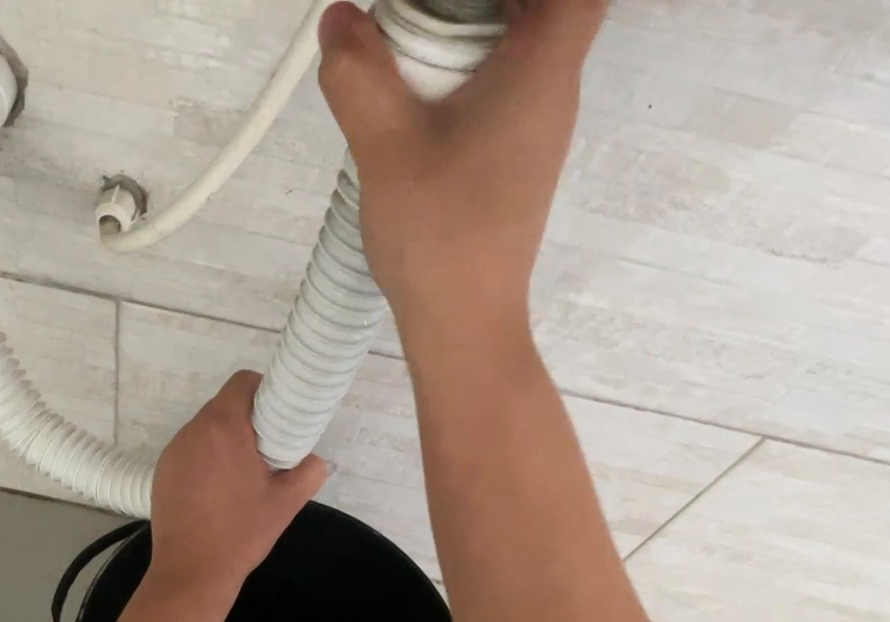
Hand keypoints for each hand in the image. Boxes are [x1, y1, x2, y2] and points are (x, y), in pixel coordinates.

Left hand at [149, 371, 329, 594]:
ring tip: (243, 474)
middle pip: (223, 404)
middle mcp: (193, 431)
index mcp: (223, 428)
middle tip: (267, 449)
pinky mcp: (162, 472)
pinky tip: (218, 491)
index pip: (242, 382)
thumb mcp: (287, 503)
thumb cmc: (241, 533)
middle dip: (248, 419)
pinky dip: (207, 458)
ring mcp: (173, 452)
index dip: (264, 390)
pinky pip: (190, 450)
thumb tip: (314, 460)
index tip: (278, 415)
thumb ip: (309, 471)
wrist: (191, 571)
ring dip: (226, 439)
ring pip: (205, 428)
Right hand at [317, 0, 608, 339]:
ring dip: (460, 39)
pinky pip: (495, 94)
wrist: (462, 322)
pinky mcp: (511, 164)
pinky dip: (458, 81)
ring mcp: (533, 133)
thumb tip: (338, 19)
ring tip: (399, 54)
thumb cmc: (438, 233)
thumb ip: (358, 76)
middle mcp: (552, 93)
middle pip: (540, 9)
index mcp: (542, 72)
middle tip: (410, 19)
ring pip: (513, 52)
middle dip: (471, 6)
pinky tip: (408, 106)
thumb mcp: (386, 148)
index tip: (462, 2)